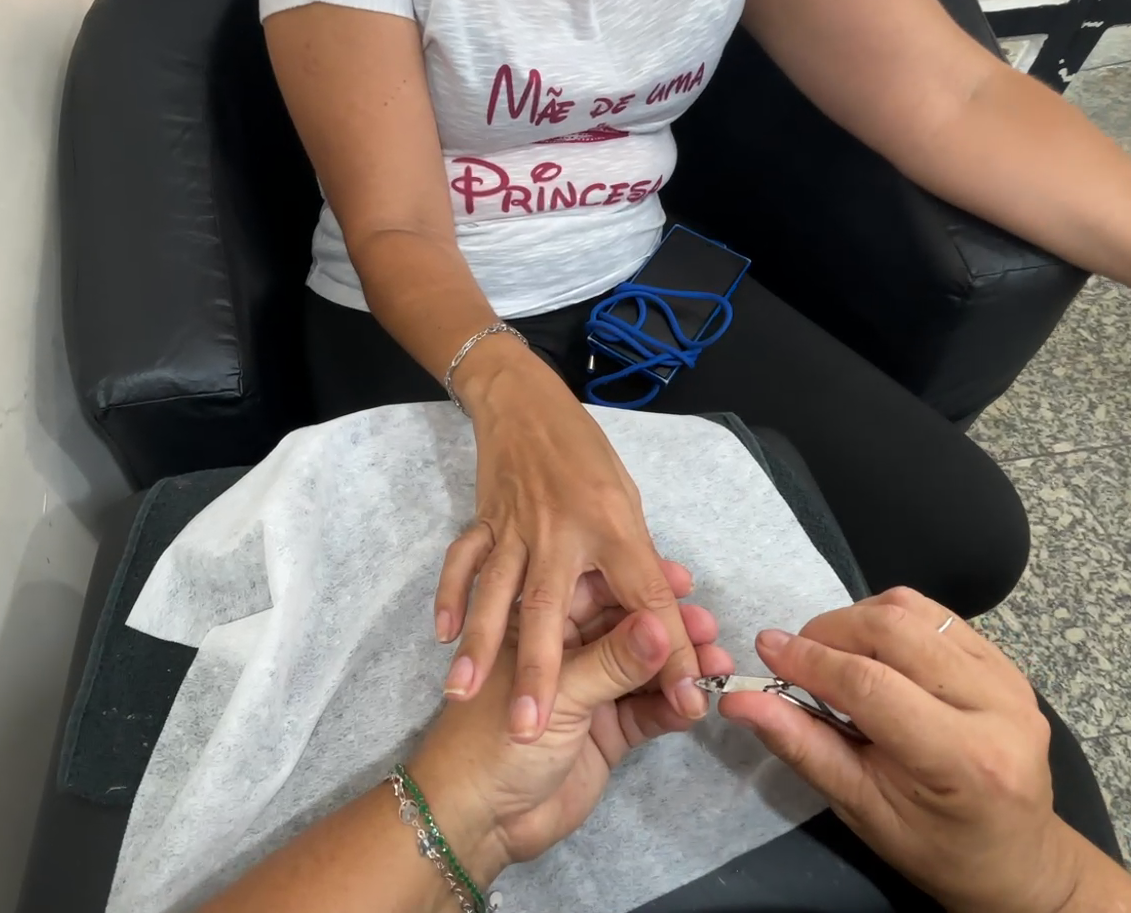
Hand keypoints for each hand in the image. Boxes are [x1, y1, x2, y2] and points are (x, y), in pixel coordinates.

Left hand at [407, 592, 734, 878]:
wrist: (475, 819)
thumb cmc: (493, 737)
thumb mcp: (561, 691)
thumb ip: (613, 660)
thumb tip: (663, 624)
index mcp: (540, 625)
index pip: (597, 594)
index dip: (638, 587)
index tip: (682, 581)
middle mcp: (567, 652)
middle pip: (626, 631)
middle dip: (668, 628)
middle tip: (709, 624)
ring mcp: (588, 693)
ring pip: (640, 671)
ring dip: (677, 668)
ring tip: (718, 664)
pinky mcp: (605, 733)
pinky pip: (643, 713)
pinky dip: (670, 708)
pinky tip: (698, 705)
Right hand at [437, 343, 704, 741]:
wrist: (525, 402)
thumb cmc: (586, 449)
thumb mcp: (626, 496)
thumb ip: (632, 554)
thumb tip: (650, 609)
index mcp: (611, 524)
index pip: (644, 595)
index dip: (671, 651)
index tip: (687, 704)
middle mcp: (561, 531)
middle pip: (553, 607)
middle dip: (542, 671)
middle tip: (530, 729)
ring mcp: (515, 526)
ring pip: (497, 591)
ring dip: (480, 643)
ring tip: (466, 693)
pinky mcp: (483, 520)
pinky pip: (463, 560)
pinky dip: (450, 593)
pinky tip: (443, 632)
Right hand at [722, 588, 1083, 912]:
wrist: (1018, 858)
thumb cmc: (934, 845)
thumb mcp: (859, 808)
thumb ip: (800, 745)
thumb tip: (738, 700)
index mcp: (965, 759)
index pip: (870, 684)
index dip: (807, 660)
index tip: (764, 651)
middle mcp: (997, 707)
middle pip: (891, 630)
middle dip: (826, 632)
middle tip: (796, 658)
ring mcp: (1006, 677)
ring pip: (908, 609)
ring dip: (853, 620)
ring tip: (833, 656)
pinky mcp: (1002, 660)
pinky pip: (928, 611)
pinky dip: (883, 617)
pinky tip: (871, 651)